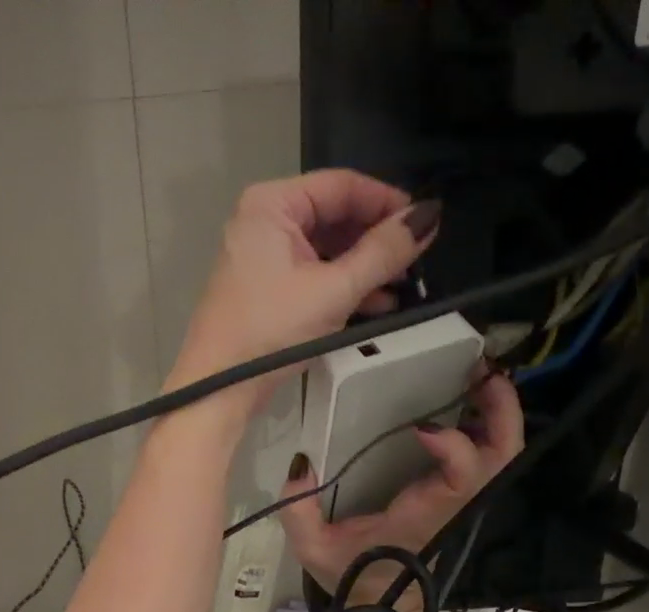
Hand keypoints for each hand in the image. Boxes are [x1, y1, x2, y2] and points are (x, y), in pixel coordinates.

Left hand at [165, 169, 440, 418]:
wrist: (218, 388)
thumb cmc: (272, 330)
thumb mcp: (335, 289)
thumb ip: (384, 252)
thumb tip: (430, 217)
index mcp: (272, 203)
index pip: (343, 185)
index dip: (388, 202)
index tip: (426, 225)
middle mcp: (264, 219)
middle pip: (336, 215)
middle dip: (377, 239)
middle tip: (417, 262)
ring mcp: (262, 253)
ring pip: (327, 247)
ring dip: (365, 267)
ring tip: (403, 289)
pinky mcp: (266, 285)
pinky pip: (313, 271)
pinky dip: (343, 285)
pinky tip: (376, 306)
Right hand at [278, 373, 523, 611]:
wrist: (386, 607)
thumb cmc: (355, 576)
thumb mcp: (315, 550)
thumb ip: (299, 511)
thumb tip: (300, 465)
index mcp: (428, 513)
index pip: (463, 475)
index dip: (455, 444)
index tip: (422, 426)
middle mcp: (454, 501)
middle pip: (502, 453)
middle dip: (502, 410)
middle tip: (482, 370)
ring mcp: (460, 496)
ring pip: (502, 452)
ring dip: (500, 411)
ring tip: (479, 374)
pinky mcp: (456, 493)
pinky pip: (487, 455)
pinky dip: (488, 423)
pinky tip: (467, 397)